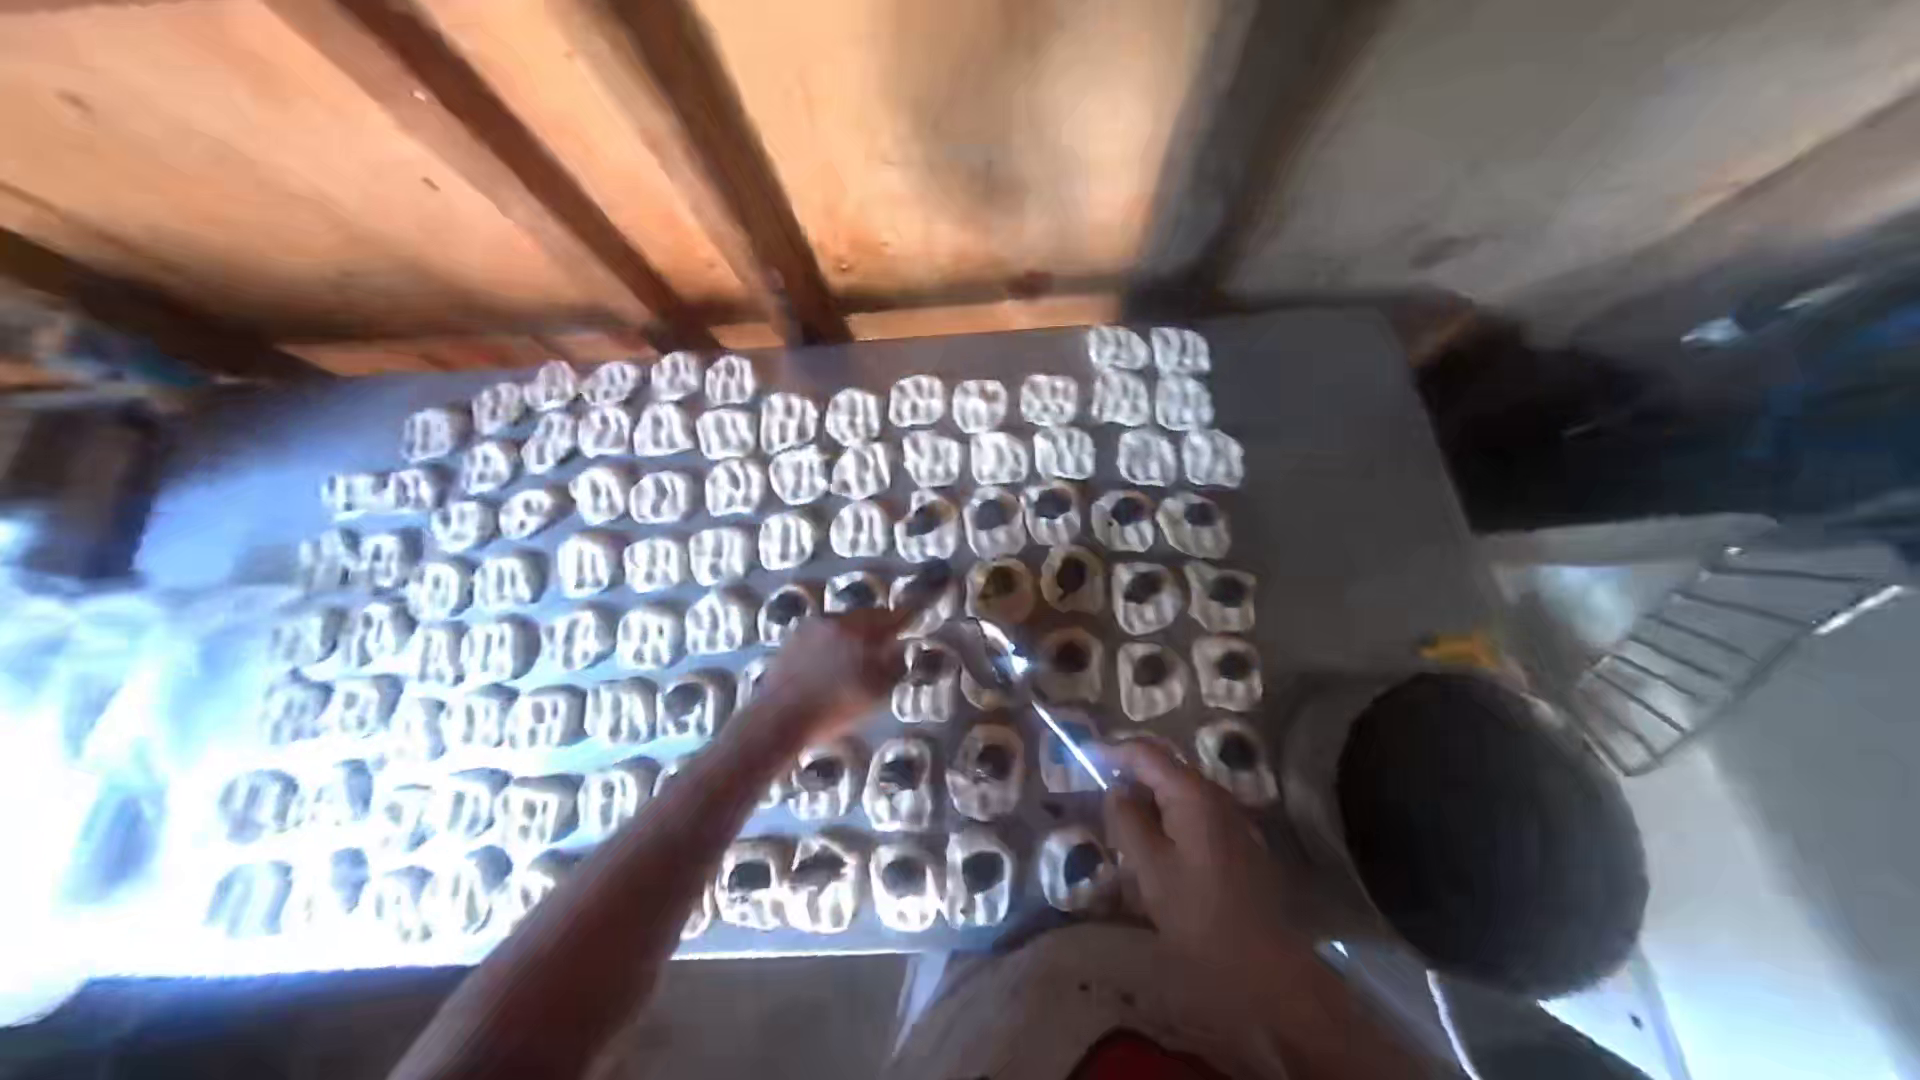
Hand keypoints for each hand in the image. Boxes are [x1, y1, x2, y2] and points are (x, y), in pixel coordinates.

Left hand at [750, 607, 910, 747]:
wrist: (778, 719)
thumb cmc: (833, 708)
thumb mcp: (876, 692)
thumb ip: (896, 666)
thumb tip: (905, 648)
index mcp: (860, 629)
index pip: (892, 616)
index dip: (907, 618)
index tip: (916, 619)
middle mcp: (835, 620)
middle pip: (867, 616)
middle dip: (881, 625)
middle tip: (891, 638)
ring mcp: (810, 627)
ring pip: (843, 623)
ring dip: (856, 632)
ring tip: (861, 651)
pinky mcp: (792, 639)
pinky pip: (823, 633)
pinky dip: (834, 640)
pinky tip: (834, 660)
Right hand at [1102, 740, 1311, 970]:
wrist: (1263, 962)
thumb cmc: (1198, 912)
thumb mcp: (1149, 866)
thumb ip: (1127, 819)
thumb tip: (1116, 789)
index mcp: (1192, 793)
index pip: (1145, 753)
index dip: (1112, 750)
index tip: (1084, 756)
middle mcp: (1215, 794)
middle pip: (1165, 766)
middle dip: (1131, 771)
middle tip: (1100, 788)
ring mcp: (1231, 816)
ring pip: (1180, 790)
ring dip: (1149, 795)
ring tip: (1123, 819)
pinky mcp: (1238, 839)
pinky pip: (1195, 811)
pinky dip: (1169, 813)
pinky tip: (1156, 840)